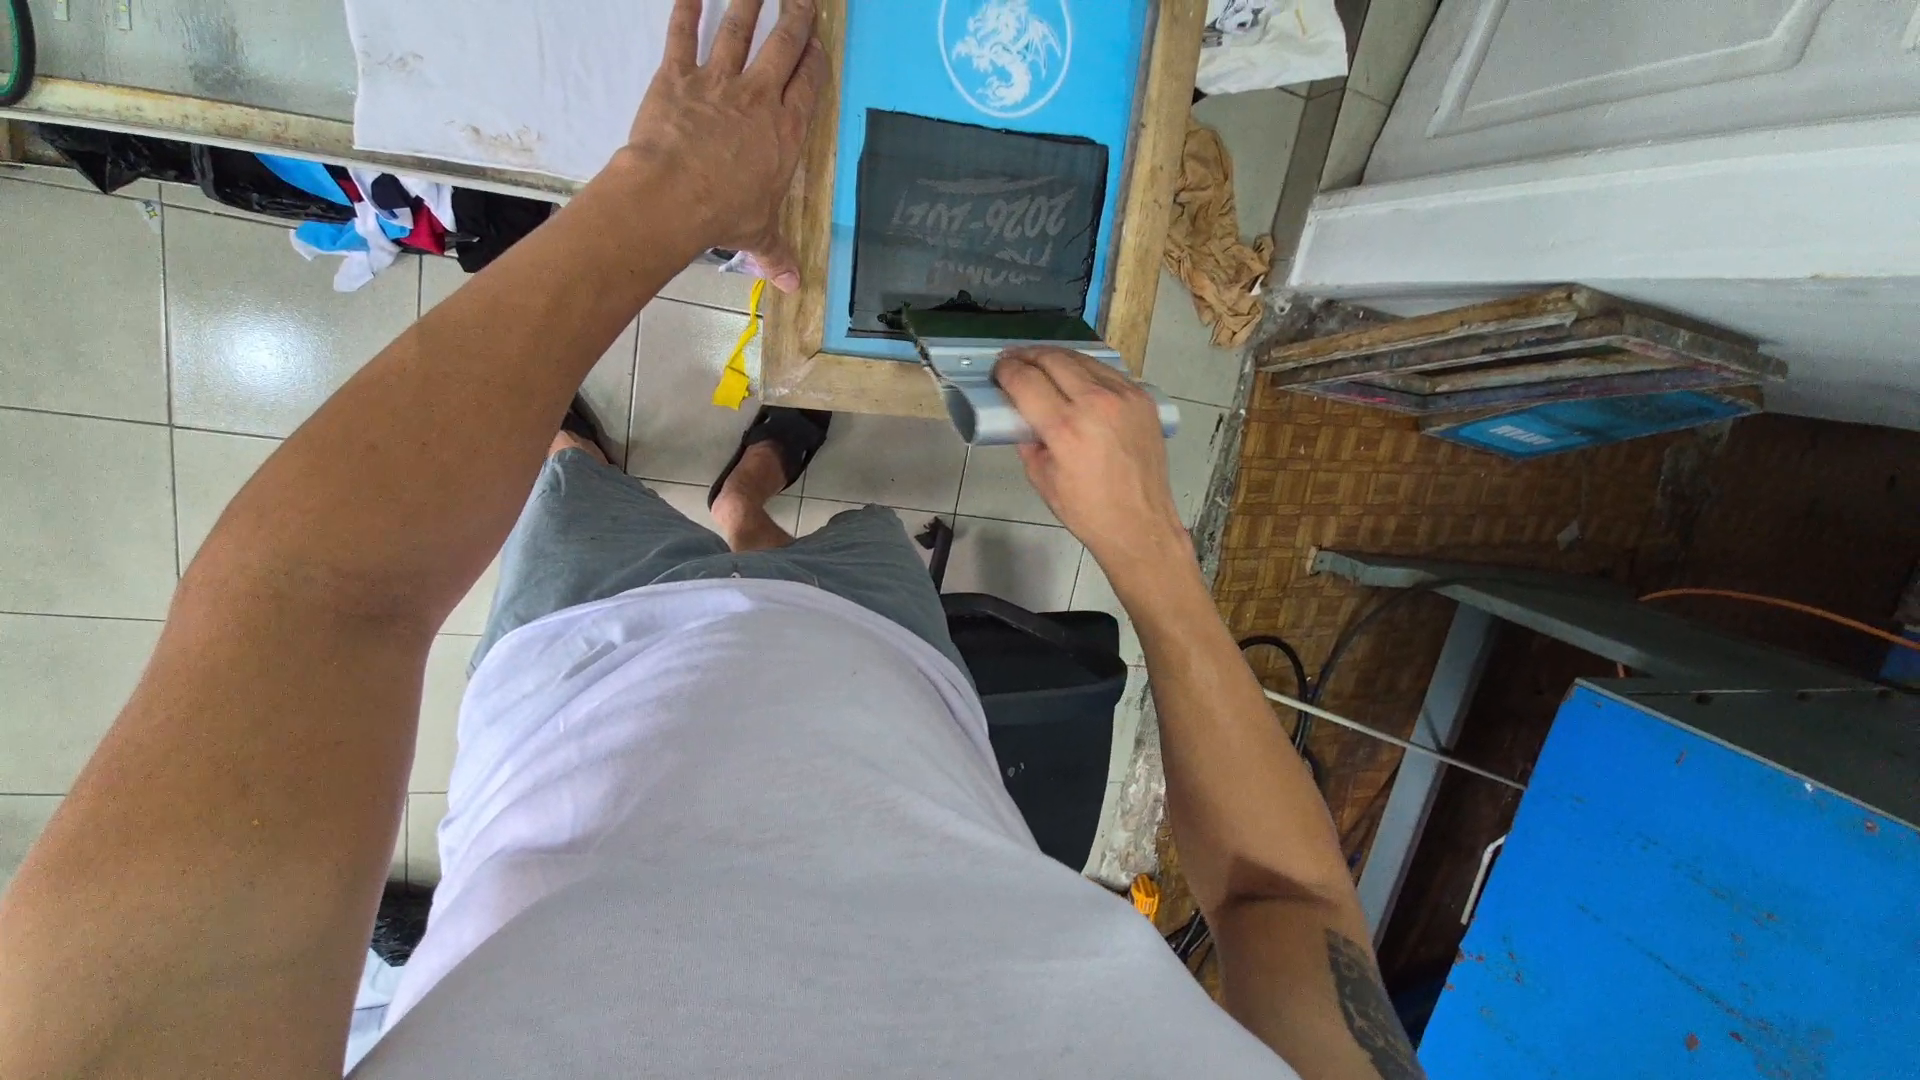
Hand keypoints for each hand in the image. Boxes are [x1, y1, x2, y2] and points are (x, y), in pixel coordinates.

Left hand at [621, 0, 827, 292]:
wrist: (673, 196)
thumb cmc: (723, 216)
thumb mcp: (758, 236)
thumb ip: (776, 254)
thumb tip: (793, 287)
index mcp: (785, 134)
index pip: (808, 87)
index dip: (815, 63)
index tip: (819, 45)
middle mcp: (758, 99)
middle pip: (782, 47)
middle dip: (796, 19)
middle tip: (803, 0)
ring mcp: (718, 83)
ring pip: (738, 31)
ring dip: (749, 3)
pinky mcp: (677, 76)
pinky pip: (681, 34)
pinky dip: (686, 8)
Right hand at [995, 348, 1191, 579]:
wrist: (1140, 524)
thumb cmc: (1087, 511)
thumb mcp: (1042, 479)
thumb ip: (1029, 441)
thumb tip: (1023, 416)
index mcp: (1066, 428)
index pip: (1026, 381)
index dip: (1006, 371)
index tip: (997, 371)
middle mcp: (1096, 403)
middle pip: (1053, 359)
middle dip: (1027, 355)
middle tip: (1013, 360)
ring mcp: (1124, 396)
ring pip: (1082, 358)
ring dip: (1055, 357)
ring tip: (1039, 361)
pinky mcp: (1143, 398)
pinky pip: (1107, 371)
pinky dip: (1085, 369)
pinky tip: (1074, 376)